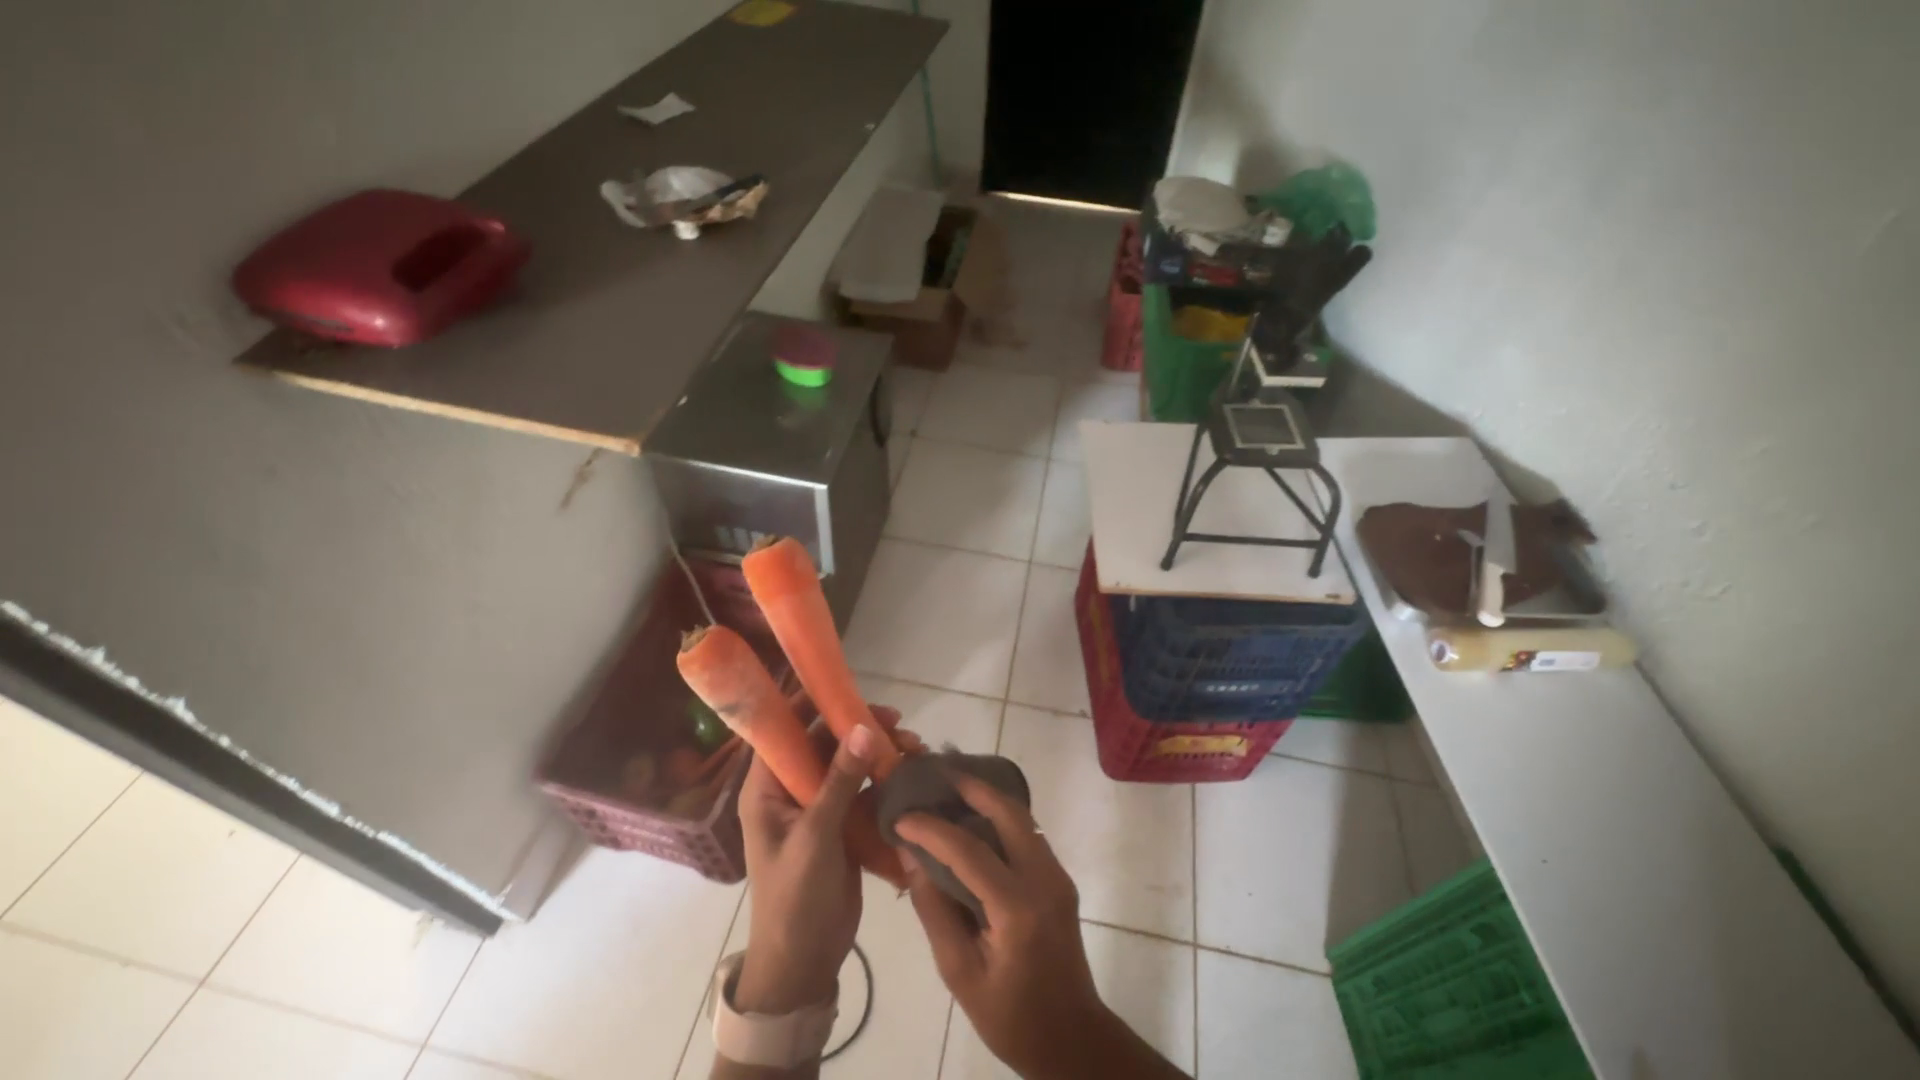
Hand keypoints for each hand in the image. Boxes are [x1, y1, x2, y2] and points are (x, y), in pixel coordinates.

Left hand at [731, 700, 899, 1014]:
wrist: (803, 961)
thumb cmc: (795, 896)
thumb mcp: (816, 835)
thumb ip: (840, 781)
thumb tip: (864, 728)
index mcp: (767, 788)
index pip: (784, 731)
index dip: (811, 704)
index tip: (848, 687)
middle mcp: (790, 791)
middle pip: (824, 744)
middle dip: (859, 729)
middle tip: (898, 724)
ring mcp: (818, 809)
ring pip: (849, 766)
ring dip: (878, 754)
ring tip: (914, 748)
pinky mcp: (842, 827)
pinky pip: (864, 792)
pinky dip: (885, 781)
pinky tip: (912, 775)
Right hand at [896, 772, 1136, 1078]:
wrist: (1071, 1038)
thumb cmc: (1010, 1015)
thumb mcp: (959, 971)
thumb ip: (935, 909)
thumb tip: (912, 857)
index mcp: (1018, 906)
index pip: (968, 848)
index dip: (930, 828)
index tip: (900, 816)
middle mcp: (1045, 880)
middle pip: (1008, 813)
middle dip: (971, 786)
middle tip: (934, 773)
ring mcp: (1058, 878)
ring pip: (1023, 820)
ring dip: (988, 798)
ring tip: (949, 789)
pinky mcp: (1060, 883)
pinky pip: (1029, 837)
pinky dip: (1001, 820)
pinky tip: (973, 822)